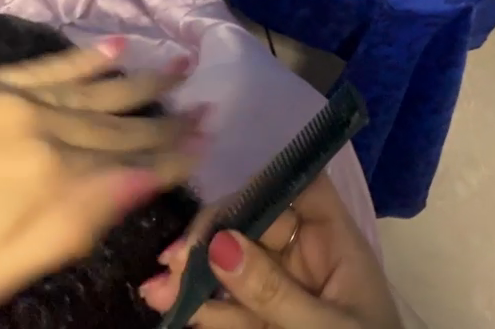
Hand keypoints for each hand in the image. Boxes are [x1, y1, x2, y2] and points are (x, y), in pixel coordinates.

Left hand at [0, 40, 202, 328]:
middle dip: (164, 118)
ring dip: (137, 81)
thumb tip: (137, 187)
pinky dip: (85, 58)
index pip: (128, 166)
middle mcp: (43, 131)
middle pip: (116, 125)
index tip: (207, 139)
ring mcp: (11, 98)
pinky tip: (113, 48)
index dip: (170, 155)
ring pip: (92, 88)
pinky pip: (49, 65)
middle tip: (206, 104)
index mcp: (50, 185)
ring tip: (178, 67)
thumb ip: (70, 228)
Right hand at [137, 172, 400, 328]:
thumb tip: (220, 243)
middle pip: (255, 226)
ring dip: (195, 275)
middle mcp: (309, 261)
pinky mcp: (266, 326)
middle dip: (212, 237)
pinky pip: (231, 308)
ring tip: (156, 286)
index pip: (303, 188)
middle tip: (175, 259)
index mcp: (337, 247)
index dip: (265, 180)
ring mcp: (286, 295)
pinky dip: (201, 307)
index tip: (221, 197)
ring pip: (235, 268)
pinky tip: (169, 301)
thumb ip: (273, 292)